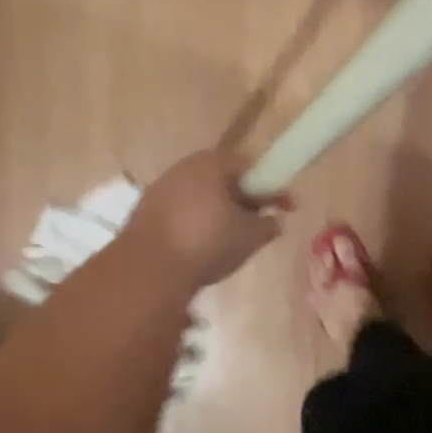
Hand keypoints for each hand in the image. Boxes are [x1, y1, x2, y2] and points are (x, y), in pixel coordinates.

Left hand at [122, 150, 289, 288]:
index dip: (271, 185)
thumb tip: (276, 220)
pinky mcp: (145, 211)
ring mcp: (161, 188)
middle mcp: (184, 167)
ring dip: (219, 213)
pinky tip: (203, 248)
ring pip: (201, 195)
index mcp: (212, 163)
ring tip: (232, 240)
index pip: (250, 164)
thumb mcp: (249, 237)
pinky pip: (181, 211)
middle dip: (244, 199)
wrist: (147, 269)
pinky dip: (197, 224)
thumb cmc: (206, 243)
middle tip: (259, 223)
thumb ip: (268, 225)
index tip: (286, 207)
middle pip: (223, 178)